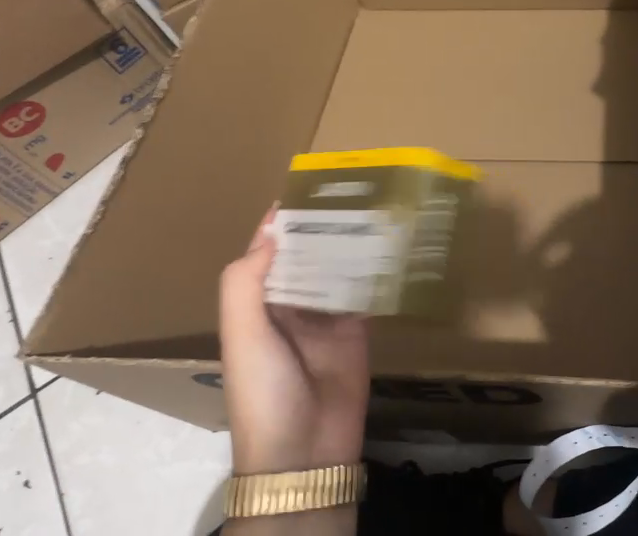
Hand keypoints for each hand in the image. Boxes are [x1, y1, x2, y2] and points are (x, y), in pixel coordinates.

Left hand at [220, 209, 370, 475]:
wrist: (305, 452)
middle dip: (323, 225)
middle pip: (307, 254)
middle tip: (354, 188)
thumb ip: (247, 283)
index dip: (283, 221)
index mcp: (257, 305)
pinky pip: (366, 290)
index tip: (307, 185)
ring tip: (377, 205)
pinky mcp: (357, 328)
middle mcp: (290, 305)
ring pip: (338, 267)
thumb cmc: (264, 392)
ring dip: (351, 241)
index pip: (268, 251)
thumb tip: (273, 229)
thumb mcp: (243, 337)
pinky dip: (377, 268)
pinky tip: (393, 243)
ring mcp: (326, 317)